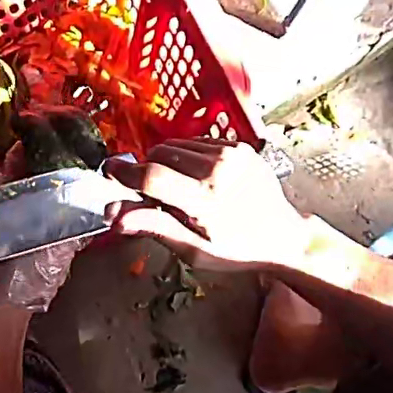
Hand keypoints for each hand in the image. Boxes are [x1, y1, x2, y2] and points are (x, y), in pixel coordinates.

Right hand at [106, 140, 316, 273]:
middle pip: (159, 155)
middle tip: (153, 196)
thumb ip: (154, 227)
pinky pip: (196, 142)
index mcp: (205, 197)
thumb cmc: (237, 250)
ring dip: (165, 162)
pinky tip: (196, 178)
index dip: (124, 173)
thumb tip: (113, 215)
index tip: (108, 172)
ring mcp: (231, 152)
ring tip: (178, 189)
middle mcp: (218, 167)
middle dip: (146, 171)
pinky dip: (186, 156)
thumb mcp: (194, 250)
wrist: (284, 236)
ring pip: (175, 145)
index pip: (151, 176)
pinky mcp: (239, 146)